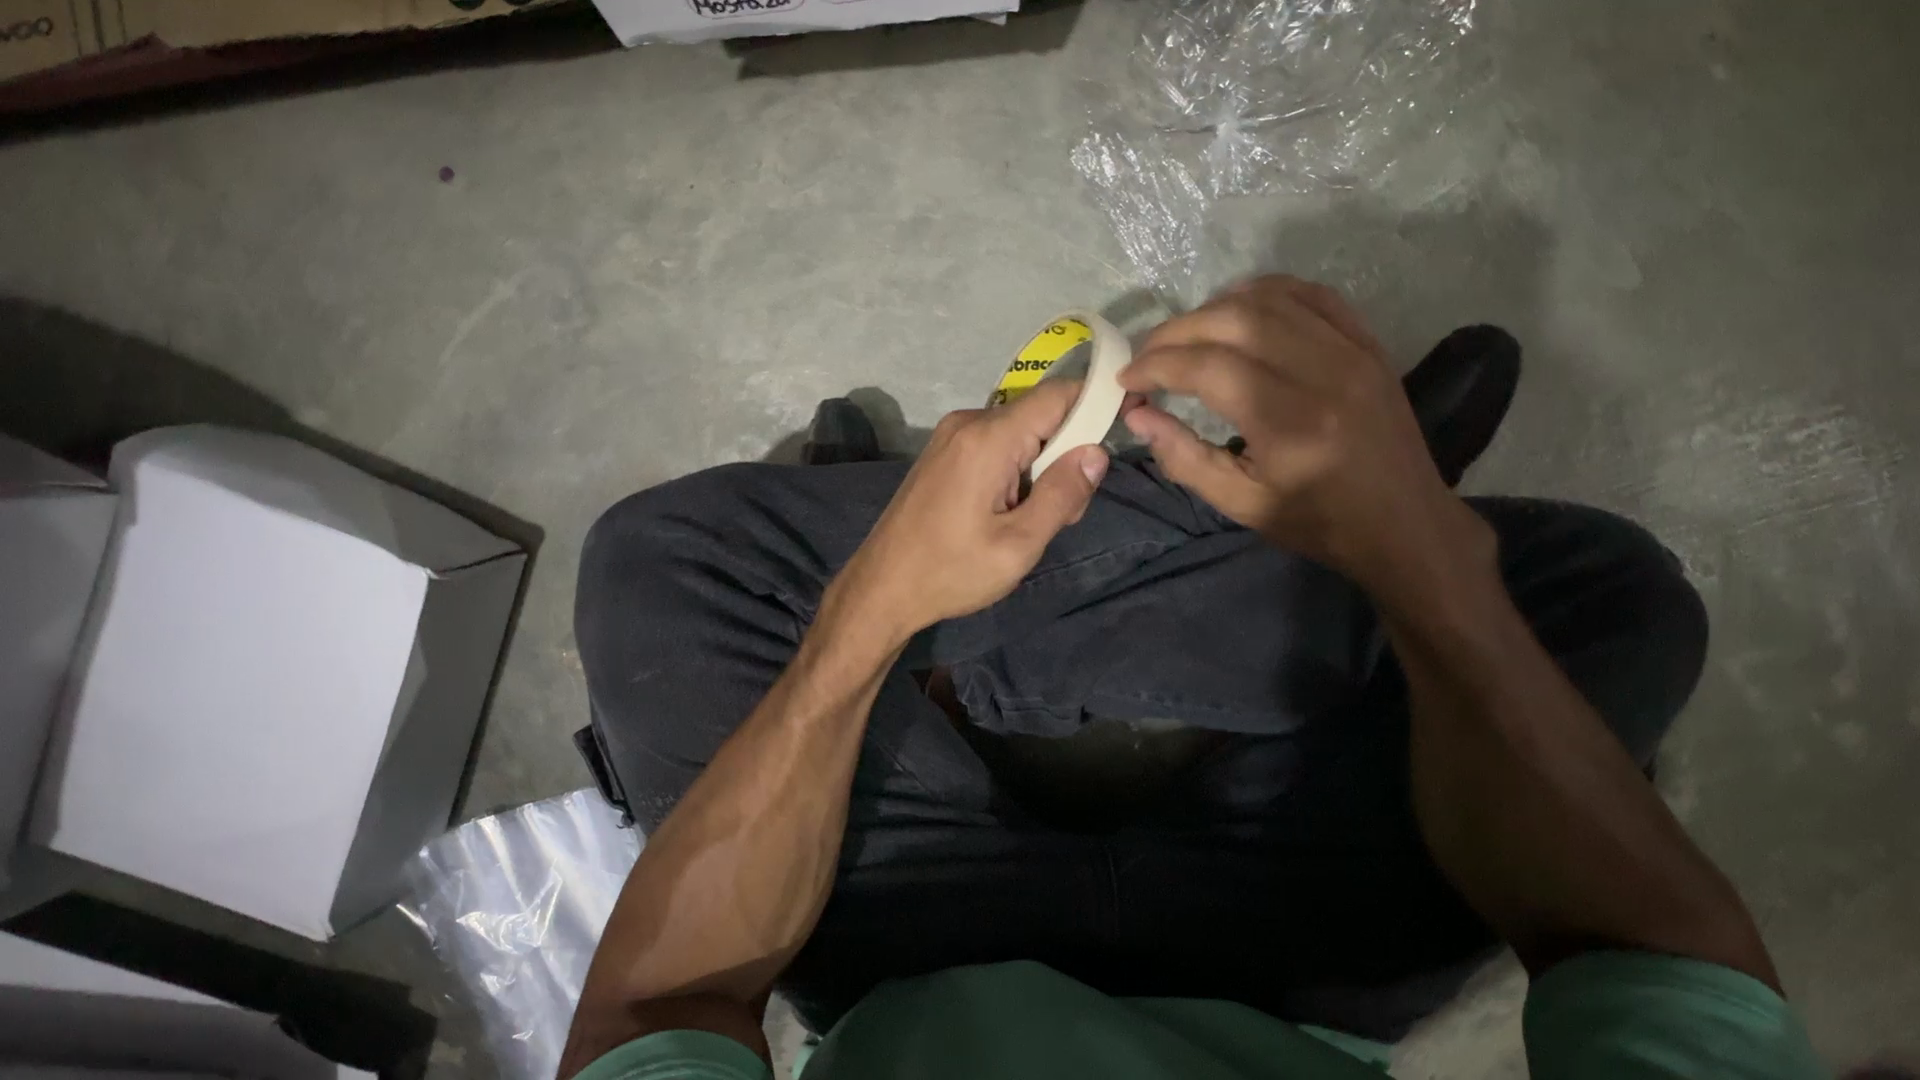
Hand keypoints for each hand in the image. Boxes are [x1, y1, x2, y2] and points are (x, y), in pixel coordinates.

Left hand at [830, 380, 1109, 639]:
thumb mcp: (1018, 544)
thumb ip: (1062, 494)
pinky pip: (996, 445)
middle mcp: (968, 423)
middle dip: (1066, 454)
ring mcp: (951, 436)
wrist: (882, 588)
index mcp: (988, 438)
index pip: (1058, 394)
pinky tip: (1006, 514)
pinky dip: (1015, 470)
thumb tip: (1098, 452)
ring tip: (1029, 524)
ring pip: (1020, 433)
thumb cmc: (951, 572)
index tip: (1125, 424)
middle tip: (1063, 513)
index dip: (1096, 403)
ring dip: (1040, 468)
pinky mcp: (943, 453)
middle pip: (1041, 416)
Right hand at [1120, 275, 1492, 593]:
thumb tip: (1137, 414)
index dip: (1156, 366)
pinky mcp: (1368, 342)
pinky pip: (1311, 294)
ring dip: (1214, 308)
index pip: (1208, 368)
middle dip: (1177, 331)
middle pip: (1235, 320)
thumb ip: (1183, 457)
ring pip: (1269, 298)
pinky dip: (1265, 293)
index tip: (1127, 380)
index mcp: (1290, 426)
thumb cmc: (1317, 522)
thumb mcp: (1240, 504)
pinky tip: (1238, 312)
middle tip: (1148, 355)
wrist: (1404, 523)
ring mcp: (1353, 351)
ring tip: (1186, 338)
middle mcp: (1324, 375)